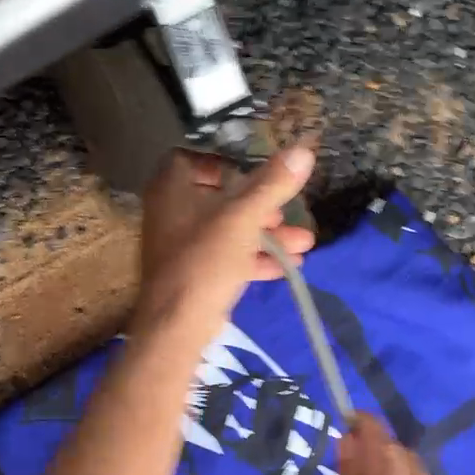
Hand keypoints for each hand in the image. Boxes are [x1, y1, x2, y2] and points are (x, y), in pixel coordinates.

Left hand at [132, 146, 315, 343]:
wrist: (177, 324)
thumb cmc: (205, 259)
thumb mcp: (244, 217)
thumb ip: (272, 184)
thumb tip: (303, 149)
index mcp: (171, 188)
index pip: (191, 158)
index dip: (223, 162)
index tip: (254, 171)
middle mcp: (171, 212)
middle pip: (219, 197)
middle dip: (260, 206)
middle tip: (286, 213)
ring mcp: (181, 245)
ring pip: (228, 231)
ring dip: (265, 235)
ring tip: (303, 243)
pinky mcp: (193, 274)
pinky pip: (226, 257)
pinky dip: (254, 259)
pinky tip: (287, 266)